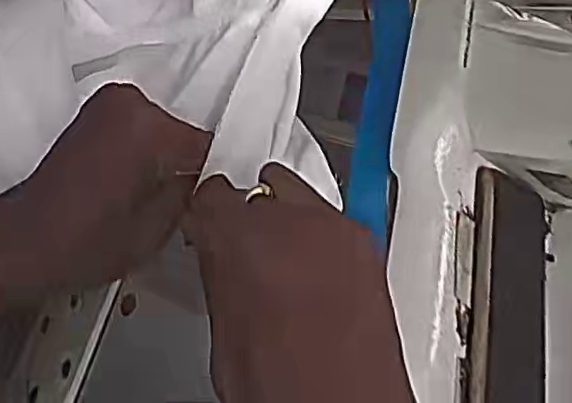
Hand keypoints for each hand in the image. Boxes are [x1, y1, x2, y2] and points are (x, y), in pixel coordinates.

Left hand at [0, 84, 209, 321]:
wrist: (20, 243)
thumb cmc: (75, 243)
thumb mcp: (154, 231)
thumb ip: (191, 193)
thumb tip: (206, 179)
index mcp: (148, 128)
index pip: (203, 143)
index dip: (211, 174)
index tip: (212, 191)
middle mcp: (129, 103)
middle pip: (182, 132)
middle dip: (185, 163)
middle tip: (181, 199)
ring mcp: (110, 102)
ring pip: (162, 127)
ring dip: (163, 154)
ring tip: (148, 192)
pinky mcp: (97, 110)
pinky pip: (139, 124)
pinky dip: (143, 147)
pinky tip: (133, 179)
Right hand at [187, 164, 414, 402]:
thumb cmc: (286, 391)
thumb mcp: (225, 334)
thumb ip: (221, 275)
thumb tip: (222, 261)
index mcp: (239, 236)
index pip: (213, 194)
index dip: (208, 212)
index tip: (209, 223)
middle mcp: (287, 217)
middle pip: (260, 190)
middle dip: (252, 214)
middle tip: (249, 251)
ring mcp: (330, 224)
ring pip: (300, 197)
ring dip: (291, 222)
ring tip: (289, 267)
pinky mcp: (363, 240)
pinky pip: (333, 222)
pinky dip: (324, 239)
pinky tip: (319, 277)